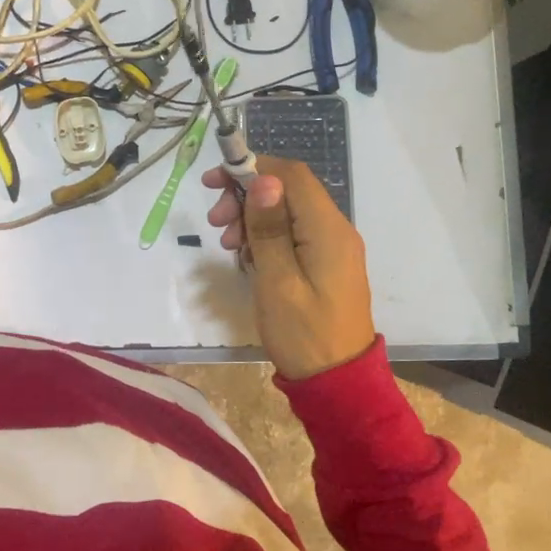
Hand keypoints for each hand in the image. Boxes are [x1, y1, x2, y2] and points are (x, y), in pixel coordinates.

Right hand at [202, 157, 375, 379]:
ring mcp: (333, 248)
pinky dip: (265, 237)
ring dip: (252, 218)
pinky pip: (293, 235)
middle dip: (246, 196)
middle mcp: (335, 231)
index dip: (252, 169)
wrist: (337, 381)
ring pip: (287, 212)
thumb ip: (270, 228)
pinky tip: (247, 258)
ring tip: (227, 244)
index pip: (291, 176)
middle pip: (288, 191)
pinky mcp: (325, 264)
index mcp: (328, 230)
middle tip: (215, 222)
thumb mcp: (277, 281)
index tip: (213, 183)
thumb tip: (264, 180)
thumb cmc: (303, 332)